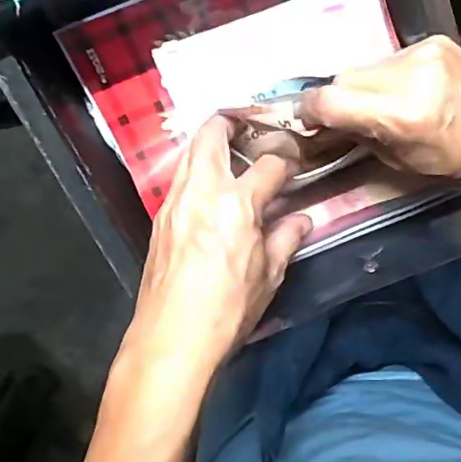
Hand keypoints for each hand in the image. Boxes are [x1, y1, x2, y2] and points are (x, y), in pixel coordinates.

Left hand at [120, 116, 311, 377]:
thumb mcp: (269, 275)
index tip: (295, 167)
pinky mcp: (159, 220)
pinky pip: (181, 181)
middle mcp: (200, 192)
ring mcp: (173, 203)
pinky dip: (199, 173)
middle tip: (252, 126)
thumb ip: (285, 239)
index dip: (286, 161)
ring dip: (211, 146)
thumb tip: (301, 220)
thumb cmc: (228, 308)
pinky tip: (213, 193)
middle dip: (232, 122)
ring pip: (190, 156)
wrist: (171, 338)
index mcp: (235, 203)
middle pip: (212, 135)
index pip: (269, 165)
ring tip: (234, 156)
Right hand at [298, 36, 460, 191]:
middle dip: (340, 99)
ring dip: (366, 86)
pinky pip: (393, 57)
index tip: (308, 122)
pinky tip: (412, 91)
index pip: (330, 99)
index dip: (310, 112)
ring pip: (368, 65)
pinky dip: (390, 75)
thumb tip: (334, 123)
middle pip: (345, 77)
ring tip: (388, 106)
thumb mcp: (407, 163)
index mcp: (403, 113)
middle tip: (349, 119)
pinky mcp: (435, 41)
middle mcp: (410, 74)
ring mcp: (424, 52)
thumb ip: (365, 137)